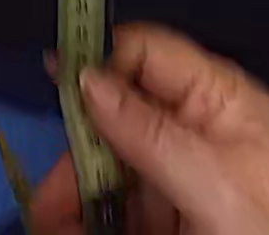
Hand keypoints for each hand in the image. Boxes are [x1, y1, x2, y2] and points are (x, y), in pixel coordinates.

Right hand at [31, 24, 268, 234]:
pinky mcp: (177, 211)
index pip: (144, 51)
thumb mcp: (219, 186)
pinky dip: (93, 212)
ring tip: (52, 221)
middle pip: (115, 112)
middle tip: (50, 192)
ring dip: (76, 189)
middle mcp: (195, 126)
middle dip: (77, 148)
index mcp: (218, 99)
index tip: (55, 77)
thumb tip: (84, 76)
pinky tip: (71, 224)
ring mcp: (184, 173)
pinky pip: (122, 200)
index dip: (99, 57)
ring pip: (111, 161)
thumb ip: (149, 129)